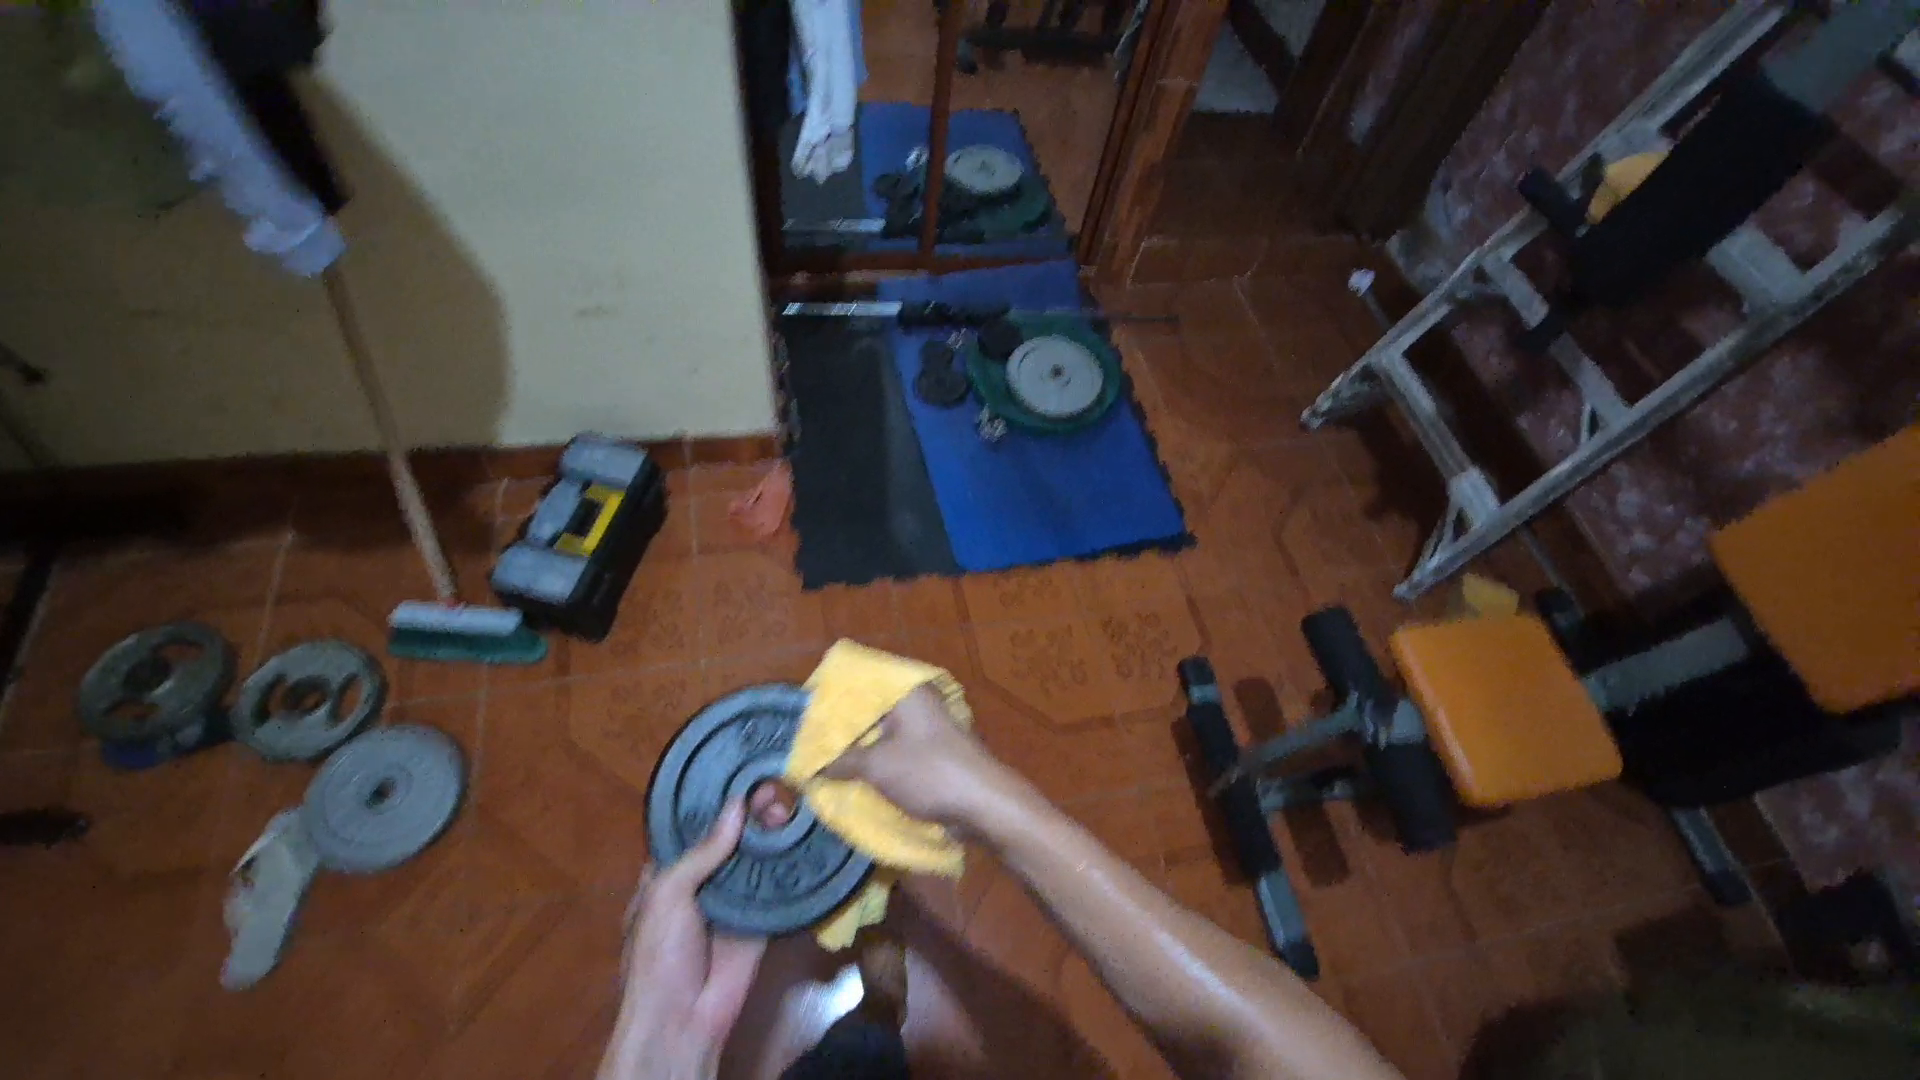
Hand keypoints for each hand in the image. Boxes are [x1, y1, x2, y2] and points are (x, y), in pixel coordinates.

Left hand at [599, 801, 765, 1079]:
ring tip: (791, 805)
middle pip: (734, 836)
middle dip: (754, 810)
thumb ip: (702, 850)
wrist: (683, 1019)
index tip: (747, 775)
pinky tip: (806, 833)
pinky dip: (792, 860)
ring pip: (758, 855)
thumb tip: (737, 805)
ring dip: (774, 829)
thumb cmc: (659, 953)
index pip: (698, 827)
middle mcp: (706, 879)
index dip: (721, 801)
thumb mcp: (667, 894)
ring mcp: (736, 897)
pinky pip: (779, 883)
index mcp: (673, 872)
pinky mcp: (764, 915)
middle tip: (777, 787)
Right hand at [820, 684, 1031, 830]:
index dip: (829, 699)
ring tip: (820, 762)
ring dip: (856, 750)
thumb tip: (811, 765)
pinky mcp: (931, 753)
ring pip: (881, 734)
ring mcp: (926, 728)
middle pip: (869, 711)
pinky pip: (894, 752)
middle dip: (840, 729)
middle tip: (805, 744)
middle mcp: (917, 703)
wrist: (983, 804)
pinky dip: (874, 762)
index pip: (859, 683)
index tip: (801, 716)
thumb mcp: (877, 766)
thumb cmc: (929, 773)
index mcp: (906, 692)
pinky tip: (850, 776)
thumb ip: (841, 761)